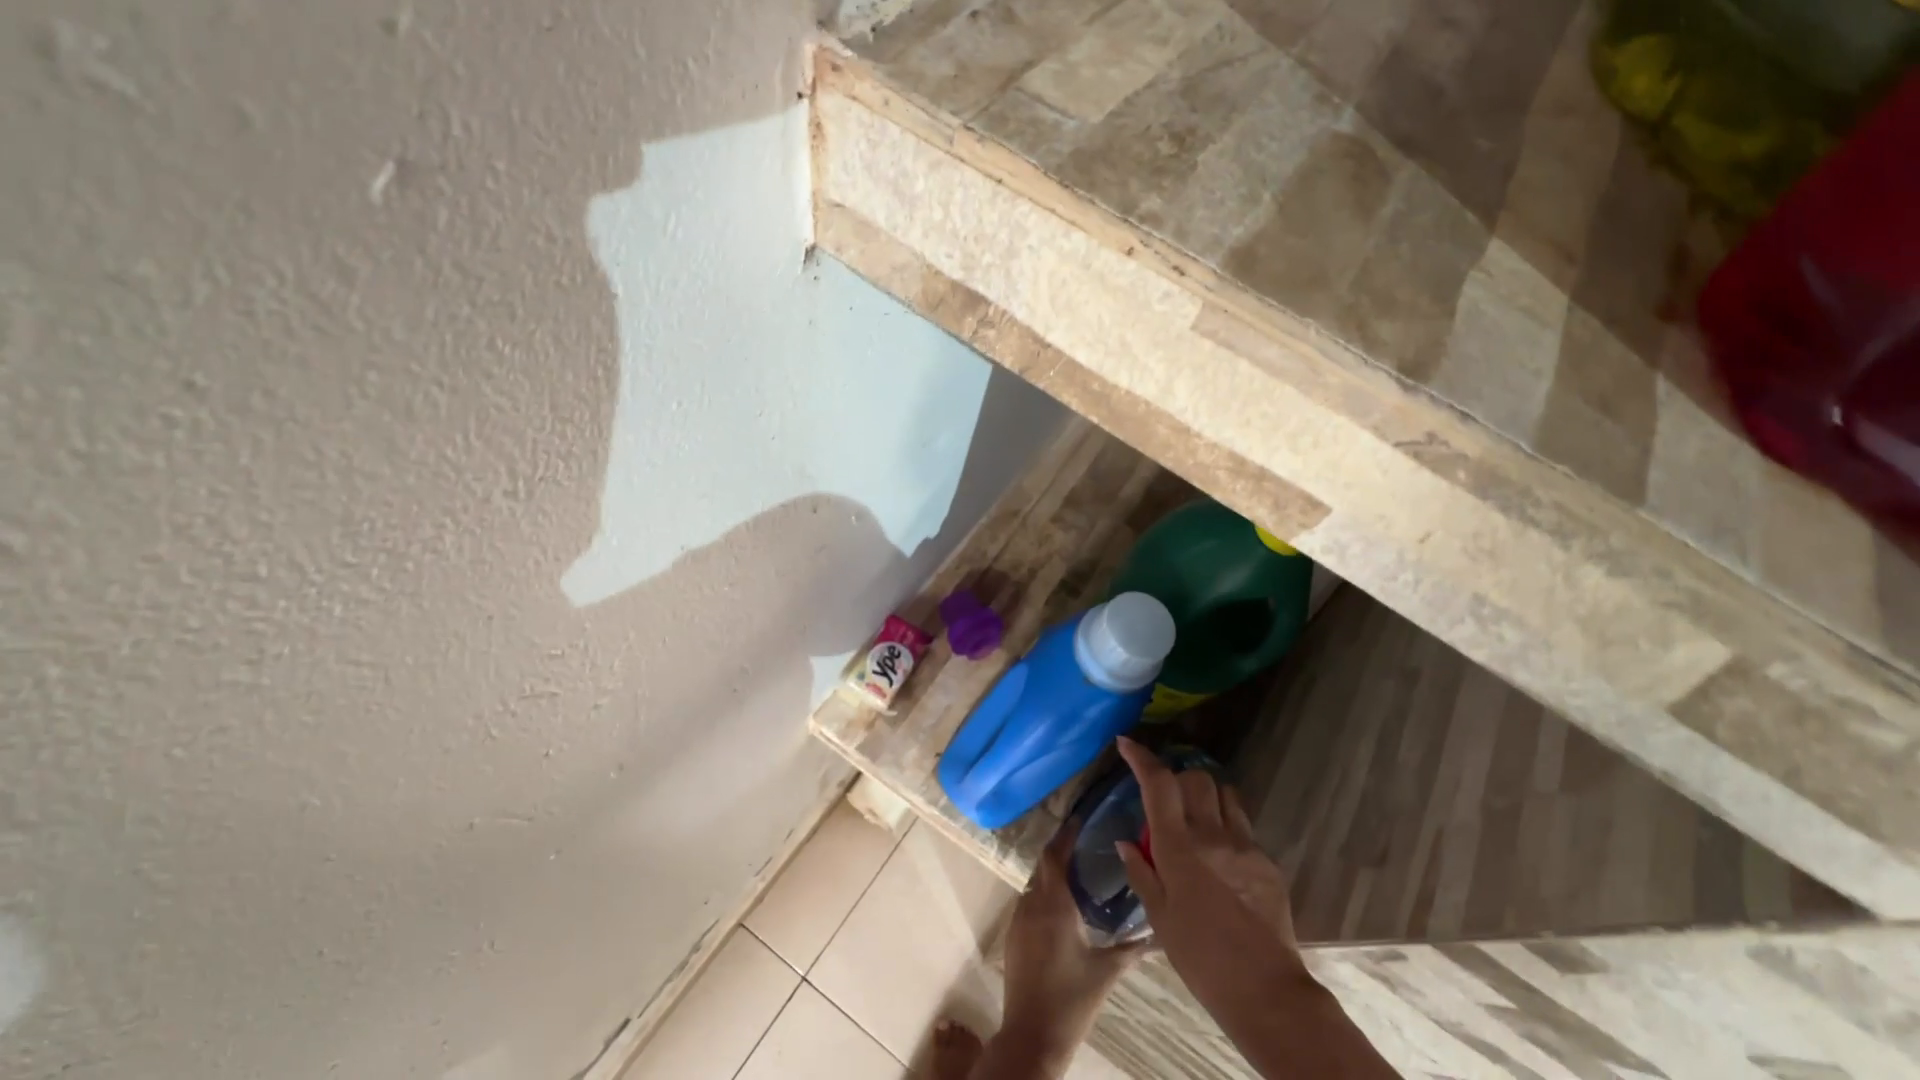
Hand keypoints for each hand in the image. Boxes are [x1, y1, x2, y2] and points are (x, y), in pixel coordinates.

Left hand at [999, 817, 1147, 1062]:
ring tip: (1079, 868)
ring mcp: (1018, 920)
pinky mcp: (1013, 936)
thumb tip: (1161, 932)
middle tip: (1085, 840)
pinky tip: (1063, 903)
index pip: (1054, 856)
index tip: (1081, 819)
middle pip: (1042, 865)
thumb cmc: (1072, 999)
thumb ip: (1133, 947)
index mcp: (1054, 906)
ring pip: (1034, 884)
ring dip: (1051, 872)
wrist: (1032, 1033)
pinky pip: (1028, 902)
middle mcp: (1032, 905)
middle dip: (1060, 850)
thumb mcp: (1107, 970)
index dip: (1065, 835)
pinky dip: (1044, 893)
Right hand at [1113, 737, 1309, 1014]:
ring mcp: (1245, 846)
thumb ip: (1142, 873)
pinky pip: (1243, 827)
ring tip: (1195, 816)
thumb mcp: (1159, 917)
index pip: (1159, 784)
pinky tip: (1220, 856)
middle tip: (1164, 798)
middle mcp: (1213, 836)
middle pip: (1195, 779)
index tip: (1127, 744)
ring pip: (1225, 794)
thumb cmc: (1199, 958)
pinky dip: (1226, 826)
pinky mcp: (1267, 861)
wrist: (1263, 988)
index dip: (1142, 758)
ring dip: (1206, 795)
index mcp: (1178, 848)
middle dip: (1176, 777)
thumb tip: (1126, 843)